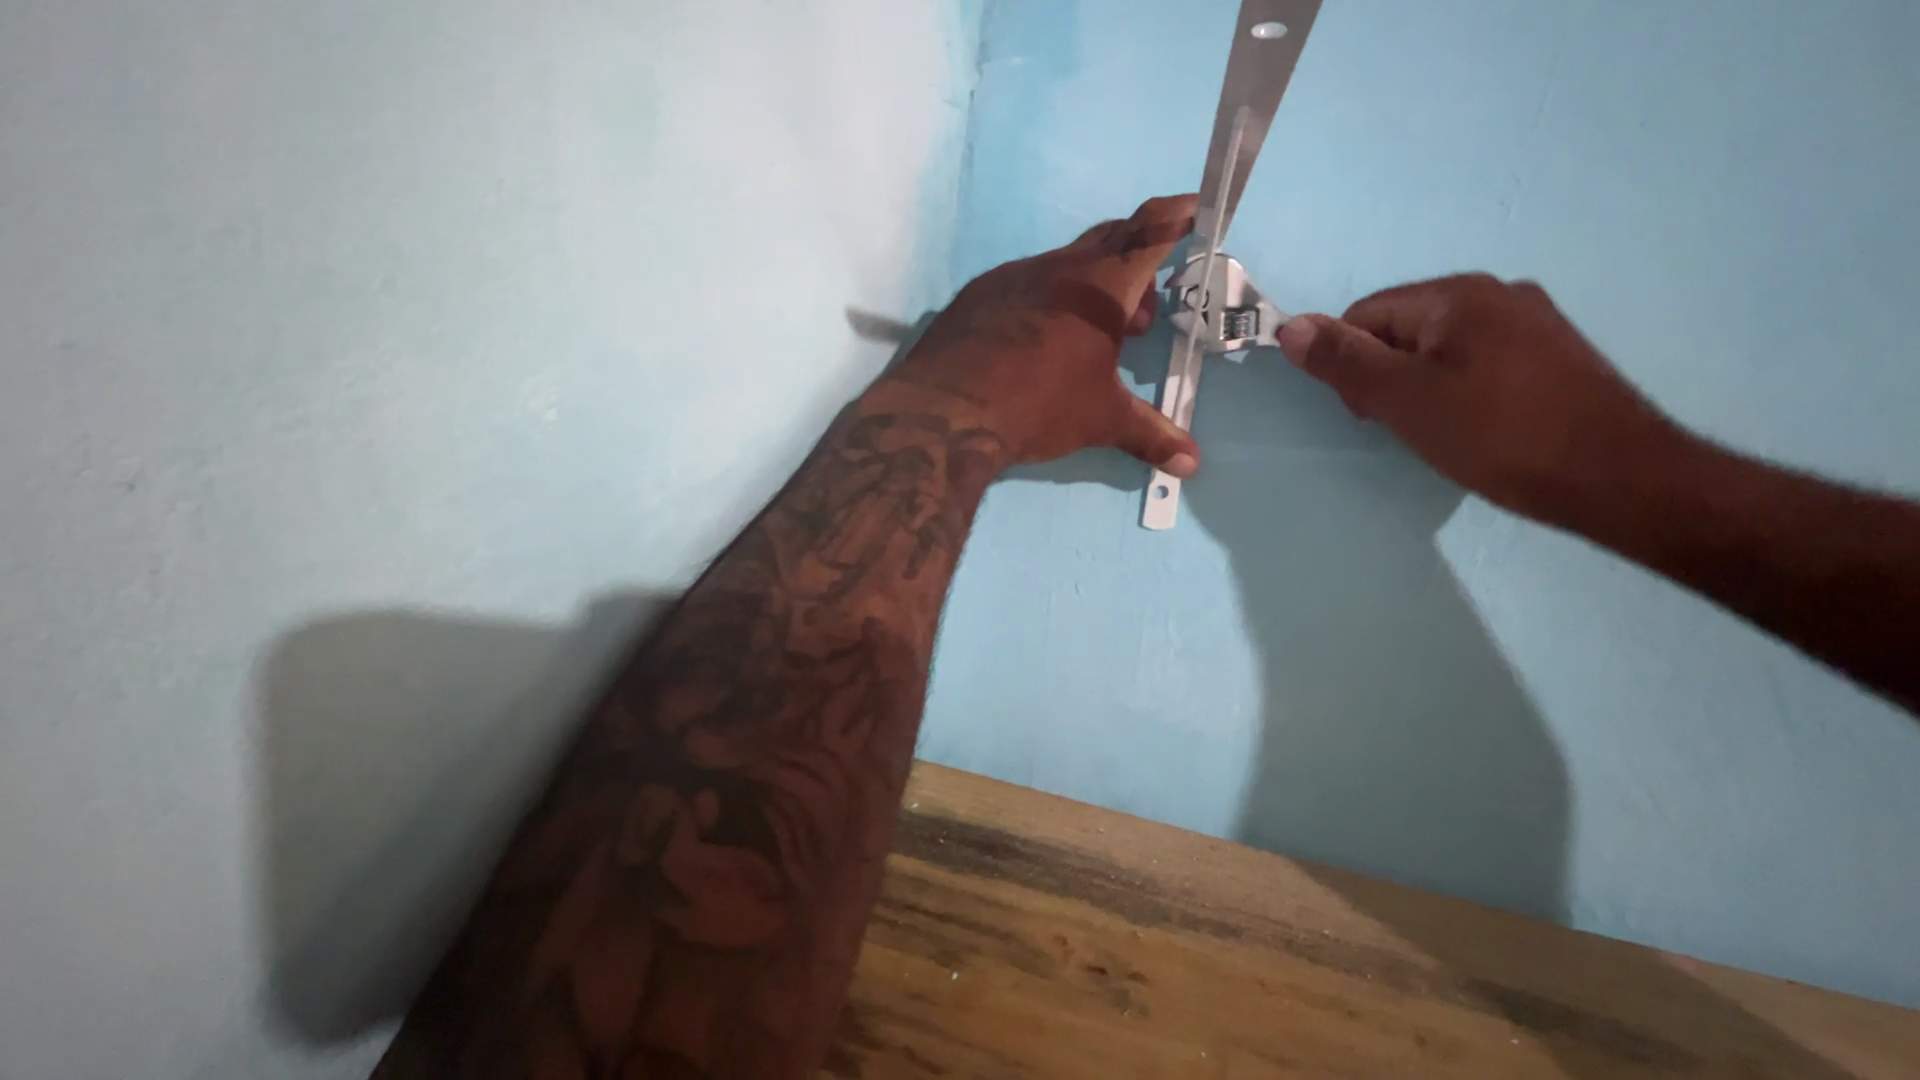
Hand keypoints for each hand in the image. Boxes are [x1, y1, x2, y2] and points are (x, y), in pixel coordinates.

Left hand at [872, 195, 1201, 477]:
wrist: (944, 412)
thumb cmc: (1038, 405)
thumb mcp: (1100, 420)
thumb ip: (1150, 435)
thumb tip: (1192, 464)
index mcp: (1099, 284)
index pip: (1150, 228)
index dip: (1178, 214)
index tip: (1196, 209)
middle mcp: (1056, 267)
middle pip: (1109, 241)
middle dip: (1135, 271)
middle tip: (1142, 318)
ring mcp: (1010, 277)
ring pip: (1064, 266)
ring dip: (1089, 292)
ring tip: (1091, 344)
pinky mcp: (976, 296)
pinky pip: (1024, 286)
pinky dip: (1047, 304)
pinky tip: (1038, 348)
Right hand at [1278, 273, 1684, 524]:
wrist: (1616, 478)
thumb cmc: (1498, 435)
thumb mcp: (1405, 399)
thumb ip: (1344, 362)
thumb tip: (1290, 327)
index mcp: (1459, 295)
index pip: (1366, 314)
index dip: (1349, 363)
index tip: (1366, 412)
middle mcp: (1499, 294)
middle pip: (1404, 329)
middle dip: (1385, 375)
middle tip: (1400, 425)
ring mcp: (1534, 323)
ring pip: (1442, 349)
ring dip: (1421, 386)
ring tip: (1438, 431)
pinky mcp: (1555, 356)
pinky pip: (1480, 362)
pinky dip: (1460, 391)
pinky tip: (1476, 426)